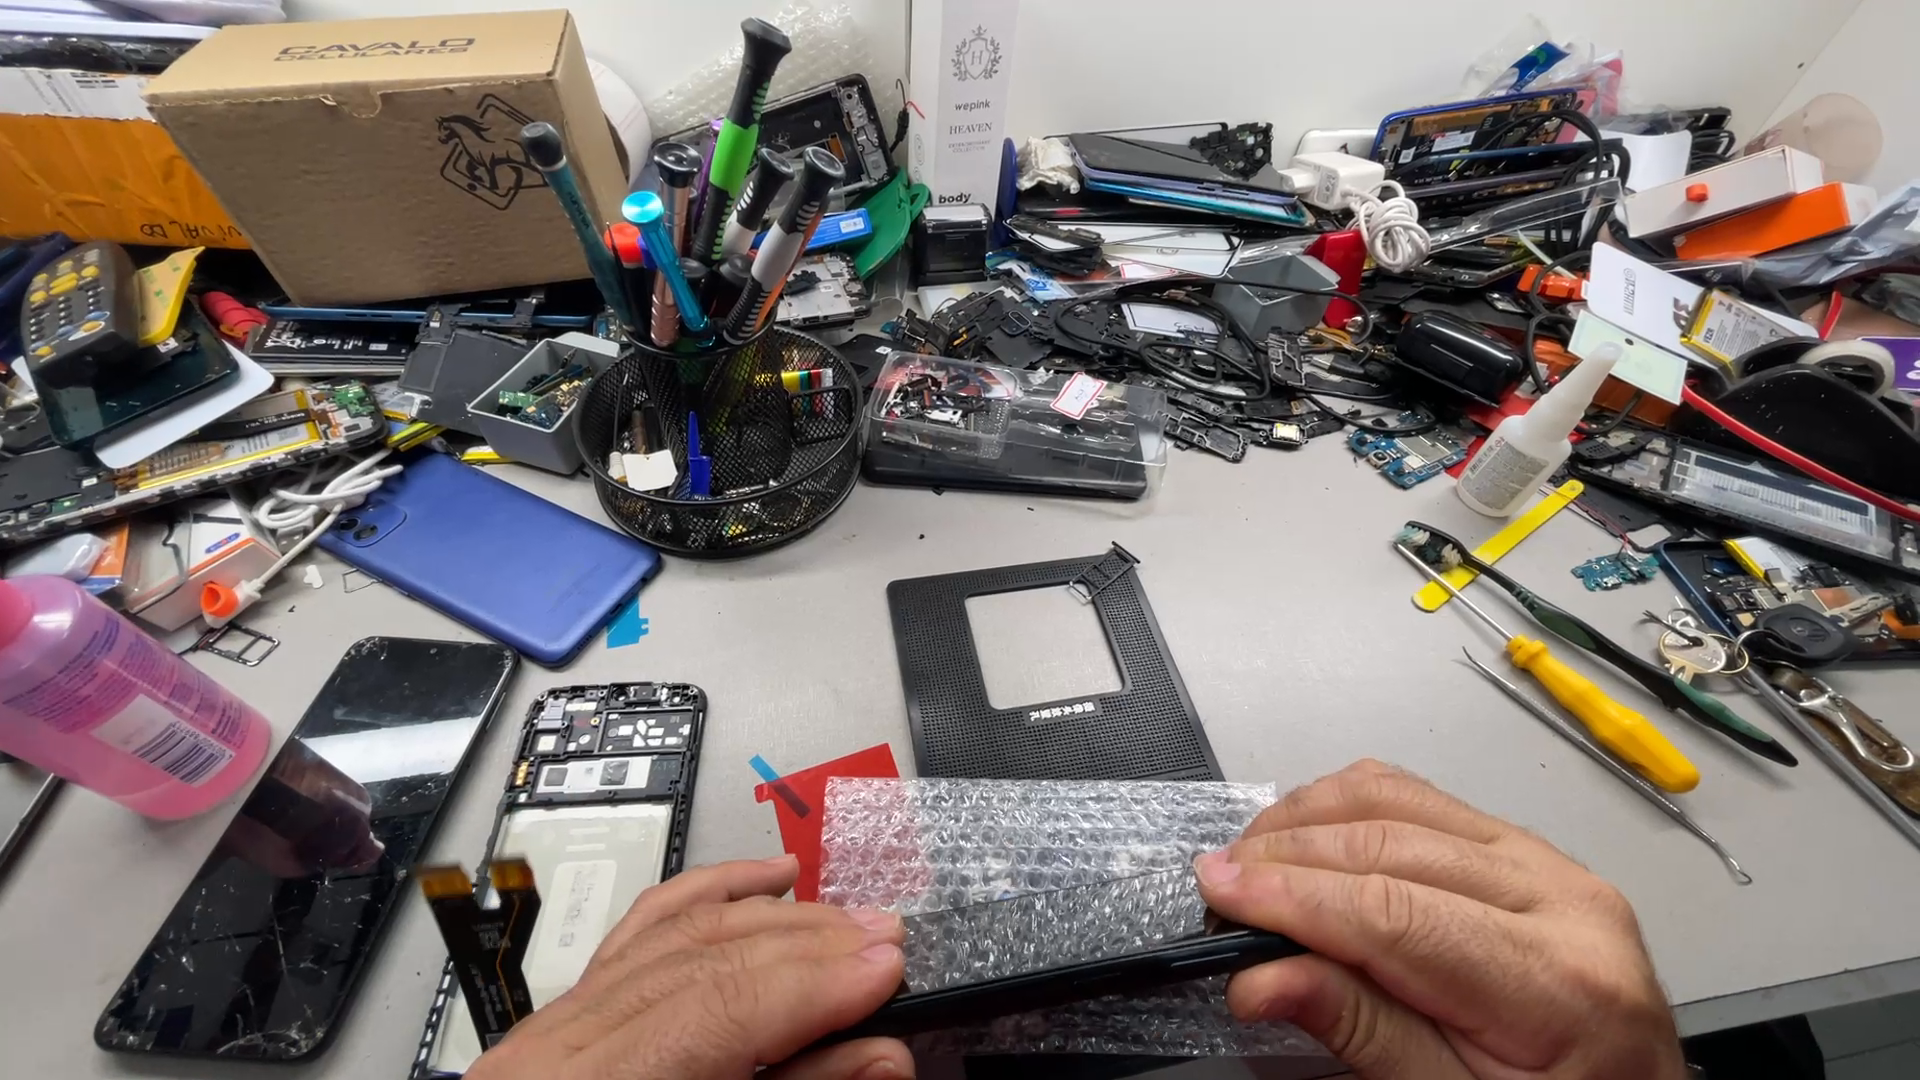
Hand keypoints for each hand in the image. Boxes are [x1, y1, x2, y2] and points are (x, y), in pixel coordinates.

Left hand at [466, 855, 912, 1079]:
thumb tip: (884, 1054)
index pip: (720, 1006)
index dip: (814, 980)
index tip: (885, 966)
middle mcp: (560, 1047)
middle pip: (708, 956)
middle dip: (812, 942)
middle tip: (884, 939)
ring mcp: (560, 1018)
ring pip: (686, 928)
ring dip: (782, 916)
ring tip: (848, 919)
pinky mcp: (575, 1003)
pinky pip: (650, 921)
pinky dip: (719, 888)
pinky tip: (772, 875)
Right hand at [1194, 760, 1685, 1079]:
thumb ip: (1362, 1034)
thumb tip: (1256, 979)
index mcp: (1563, 983)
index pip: (1395, 913)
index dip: (1292, 896)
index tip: (1218, 891)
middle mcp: (1561, 895)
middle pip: (1384, 844)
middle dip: (1282, 855)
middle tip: (1216, 881)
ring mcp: (1537, 854)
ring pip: (1387, 797)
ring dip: (1301, 818)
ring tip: (1250, 857)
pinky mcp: (1508, 837)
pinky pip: (1405, 790)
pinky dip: (1337, 800)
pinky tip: (1302, 831)